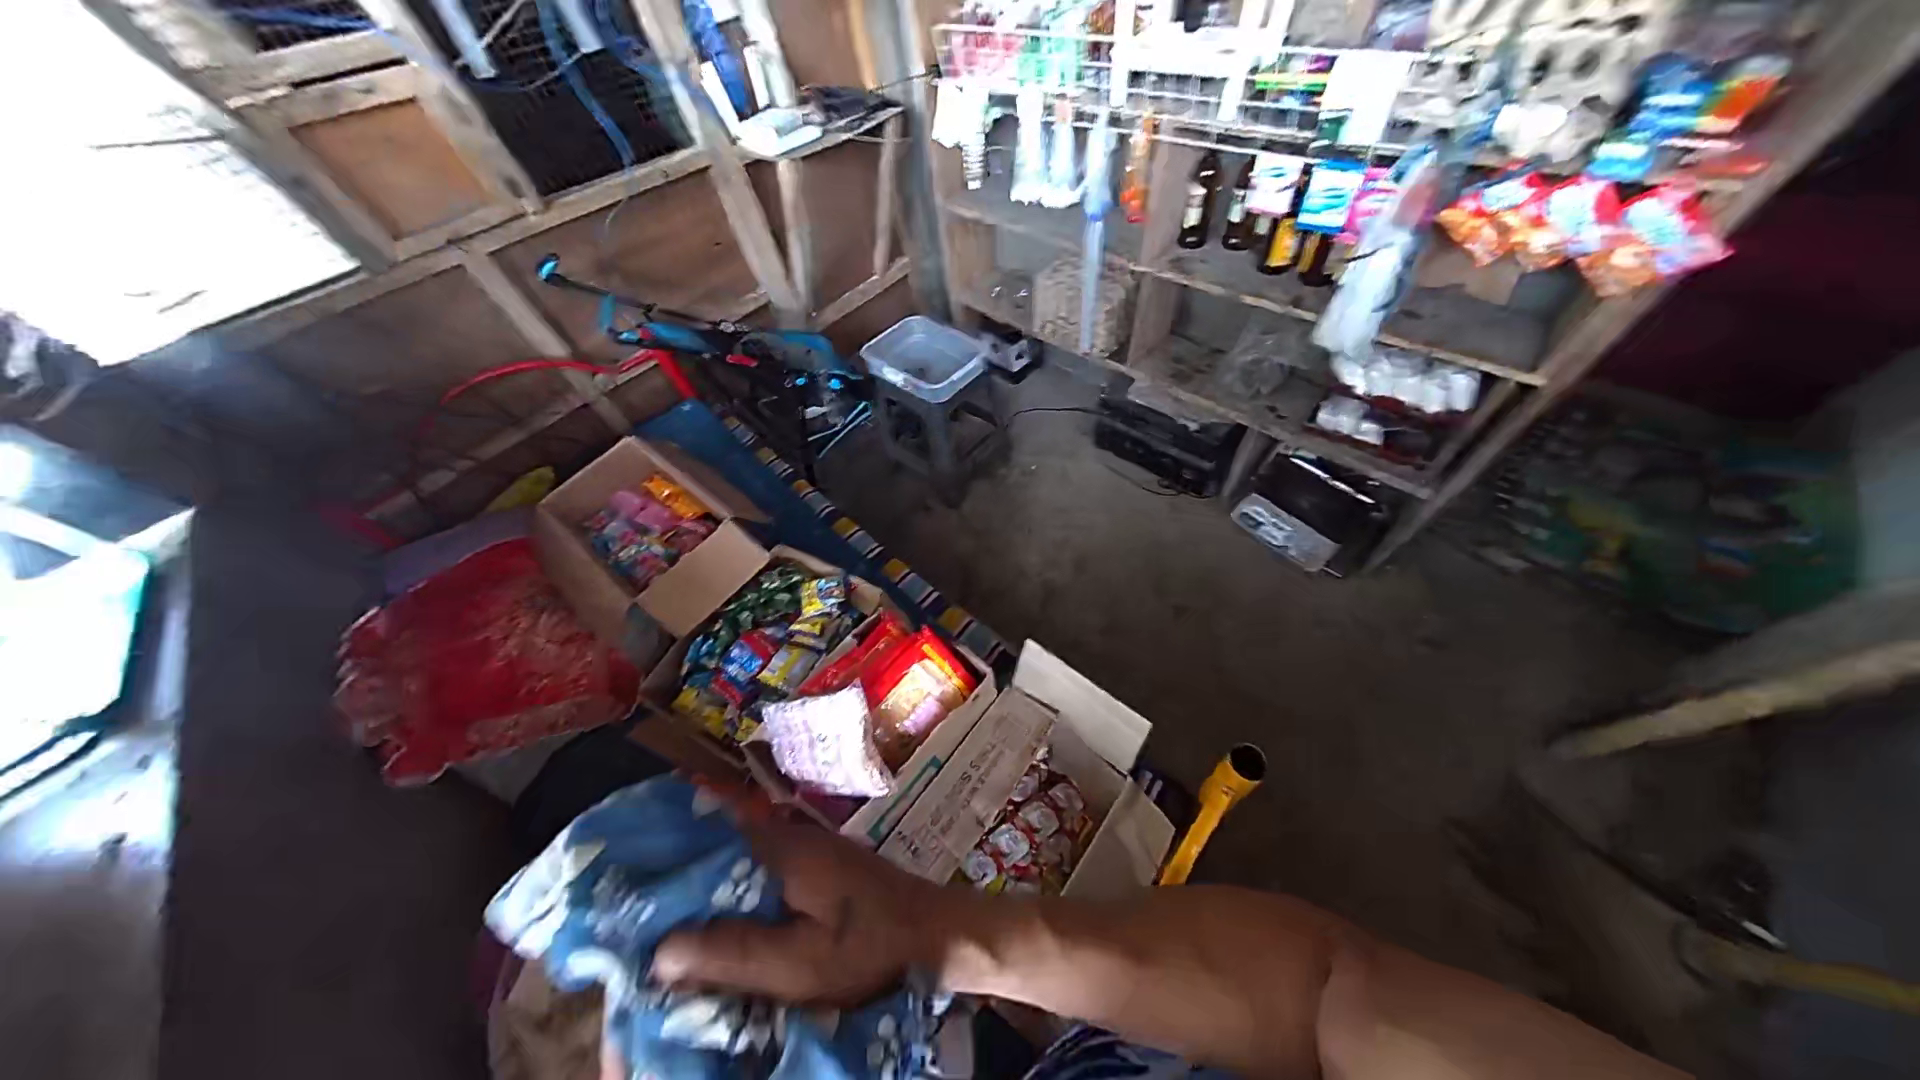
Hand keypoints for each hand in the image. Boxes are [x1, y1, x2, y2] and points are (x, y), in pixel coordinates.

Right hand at [650, 814, 954, 1004]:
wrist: (933, 932)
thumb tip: (659, 950)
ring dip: (702, 889)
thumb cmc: (870, 946)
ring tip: (657, 923)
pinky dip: (731, 896)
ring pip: (735, 862)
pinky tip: (713, 926)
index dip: (661, 853)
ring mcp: (802, 850)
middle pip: (716, 847)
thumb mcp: (799, 964)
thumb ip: (733, 952)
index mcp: (779, 848)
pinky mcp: (813, 868)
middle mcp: (787, 836)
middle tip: (630, 911)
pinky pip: (757, 875)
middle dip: (675, 876)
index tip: (621, 877)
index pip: (705, 833)